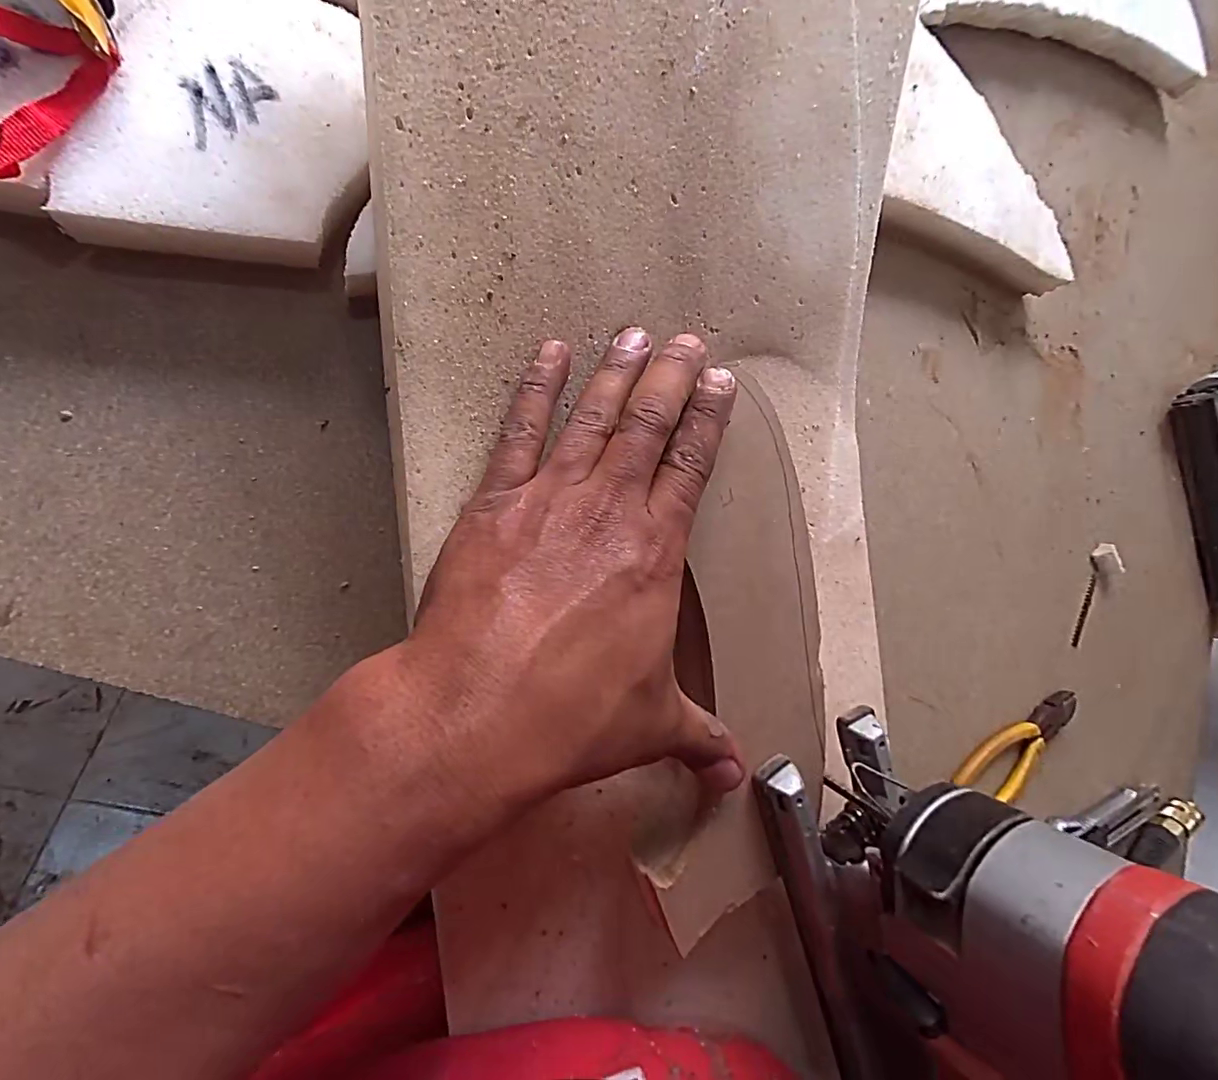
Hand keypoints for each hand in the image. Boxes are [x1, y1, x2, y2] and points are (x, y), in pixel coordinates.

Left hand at [396, 328, 743, 809]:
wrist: (480, 710)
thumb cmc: (572, 717)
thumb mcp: (651, 724)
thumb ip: (700, 736)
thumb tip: (737, 771)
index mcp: (654, 553)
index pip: (691, 467)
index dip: (708, 421)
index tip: (720, 383)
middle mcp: (609, 512)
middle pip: (648, 426)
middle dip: (671, 377)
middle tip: (687, 339)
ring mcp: (550, 499)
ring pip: (592, 417)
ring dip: (615, 371)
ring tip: (633, 332)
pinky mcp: (495, 503)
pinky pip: (520, 431)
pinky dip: (535, 388)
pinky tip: (547, 354)